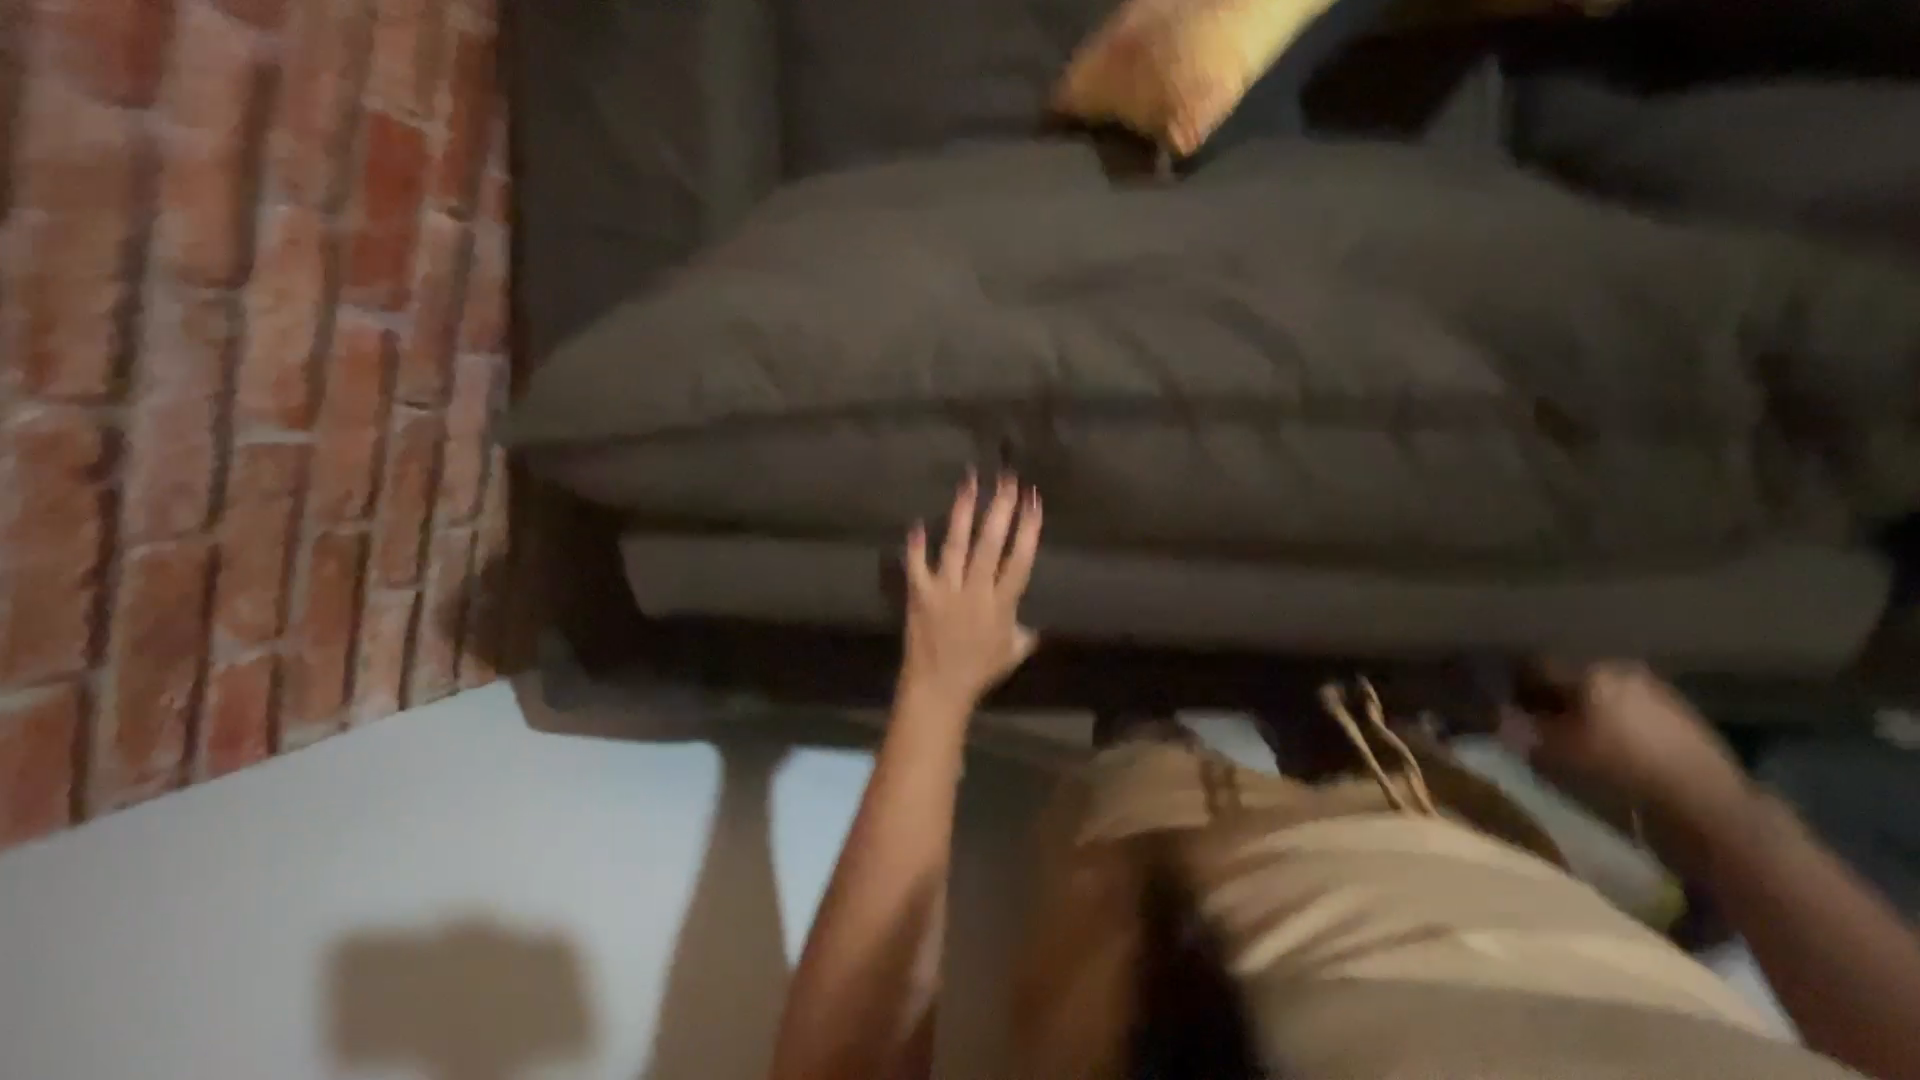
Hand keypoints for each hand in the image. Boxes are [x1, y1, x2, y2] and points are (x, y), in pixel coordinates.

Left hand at [898, 472, 1041, 709]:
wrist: (938, 689)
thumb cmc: (978, 673)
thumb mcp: (1012, 654)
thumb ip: (1023, 634)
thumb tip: (1032, 624)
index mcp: (1002, 604)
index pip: (1020, 559)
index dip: (1028, 528)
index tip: (1034, 500)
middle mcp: (975, 591)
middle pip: (990, 543)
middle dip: (1000, 508)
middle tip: (1007, 480)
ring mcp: (945, 591)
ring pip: (956, 545)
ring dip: (963, 512)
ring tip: (969, 483)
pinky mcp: (919, 595)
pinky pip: (916, 565)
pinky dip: (916, 546)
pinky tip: (918, 523)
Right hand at [1506, 661, 1750, 822]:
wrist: (1704, 801)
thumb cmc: (1618, 768)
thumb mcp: (1556, 752)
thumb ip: (1521, 730)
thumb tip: (1496, 716)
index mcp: (1589, 671)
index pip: (1537, 667)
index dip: (1516, 686)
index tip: (1504, 704)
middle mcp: (1622, 670)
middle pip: (1573, 679)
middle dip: (1552, 699)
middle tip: (1537, 724)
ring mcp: (1657, 690)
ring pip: (1603, 695)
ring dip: (1585, 711)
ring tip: (1573, 738)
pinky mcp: (1681, 715)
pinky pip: (1631, 711)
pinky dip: (1614, 723)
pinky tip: (1611, 747)